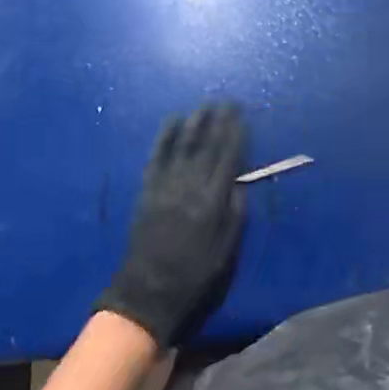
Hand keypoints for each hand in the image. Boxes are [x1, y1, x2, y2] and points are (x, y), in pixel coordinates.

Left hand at [96, 105, 245, 345]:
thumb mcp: (226, 254)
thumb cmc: (194, 276)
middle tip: (226, 101)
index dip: (235, 135)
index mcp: (212, 202)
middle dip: (217, 121)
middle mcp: (190, 186)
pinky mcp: (147, 187)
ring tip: (204, 105)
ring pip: (182, 144)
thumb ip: (235, 217)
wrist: (149, 288)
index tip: (241, 115)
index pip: (227, 158)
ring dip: (194, 122)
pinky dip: (165, 136)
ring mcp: (166, 184)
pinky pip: (158, 154)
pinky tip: (172, 121)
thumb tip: (239, 183)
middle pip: (206, 145)